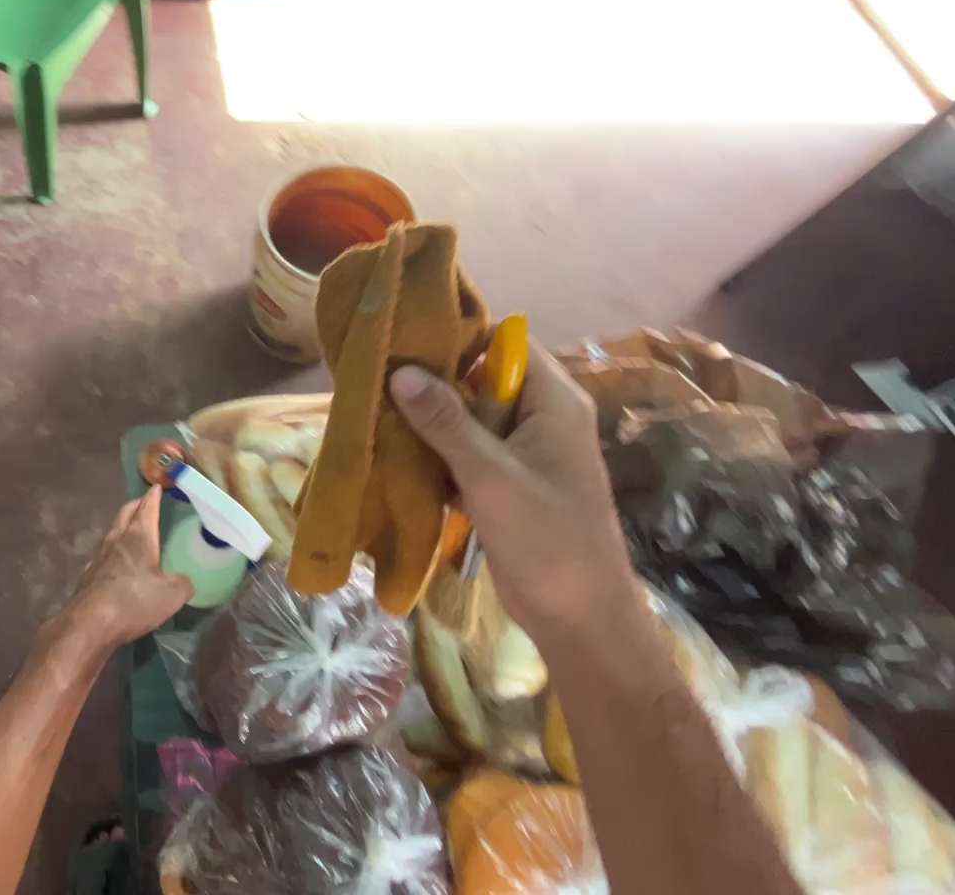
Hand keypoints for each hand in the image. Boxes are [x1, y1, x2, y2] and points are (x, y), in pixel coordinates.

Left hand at [60, 486, 194, 651]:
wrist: (90, 623)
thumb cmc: (134, 601)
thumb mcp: (172, 594)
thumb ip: (183, 583)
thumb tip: (184, 581)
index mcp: (138, 538)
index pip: (147, 509)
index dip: (153, 497)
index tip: (157, 486)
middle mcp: (116, 541)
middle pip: (124, 515)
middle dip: (135, 506)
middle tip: (144, 502)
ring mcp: (99, 558)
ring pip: (112, 534)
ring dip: (122, 528)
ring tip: (131, 530)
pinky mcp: (88, 576)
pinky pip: (103, 556)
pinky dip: (113, 552)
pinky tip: (115, 562)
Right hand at [389, 341, 637, 645]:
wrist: (578, 616)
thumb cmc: (546, 538)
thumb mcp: (490, 475)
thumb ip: (445, 422)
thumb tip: (400, 371)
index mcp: (553, 402)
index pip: (505, 342)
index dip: (458, 337)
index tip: (405, 341)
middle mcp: (539, 416)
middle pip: (479, 378)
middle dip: (432, 381)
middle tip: (378, 380)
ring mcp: (521, 449)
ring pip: (466, 416)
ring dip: (428, 420)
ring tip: (376, 413)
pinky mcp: (504, 479)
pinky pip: (464, 449)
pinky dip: (435, 451)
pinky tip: (395, 454)